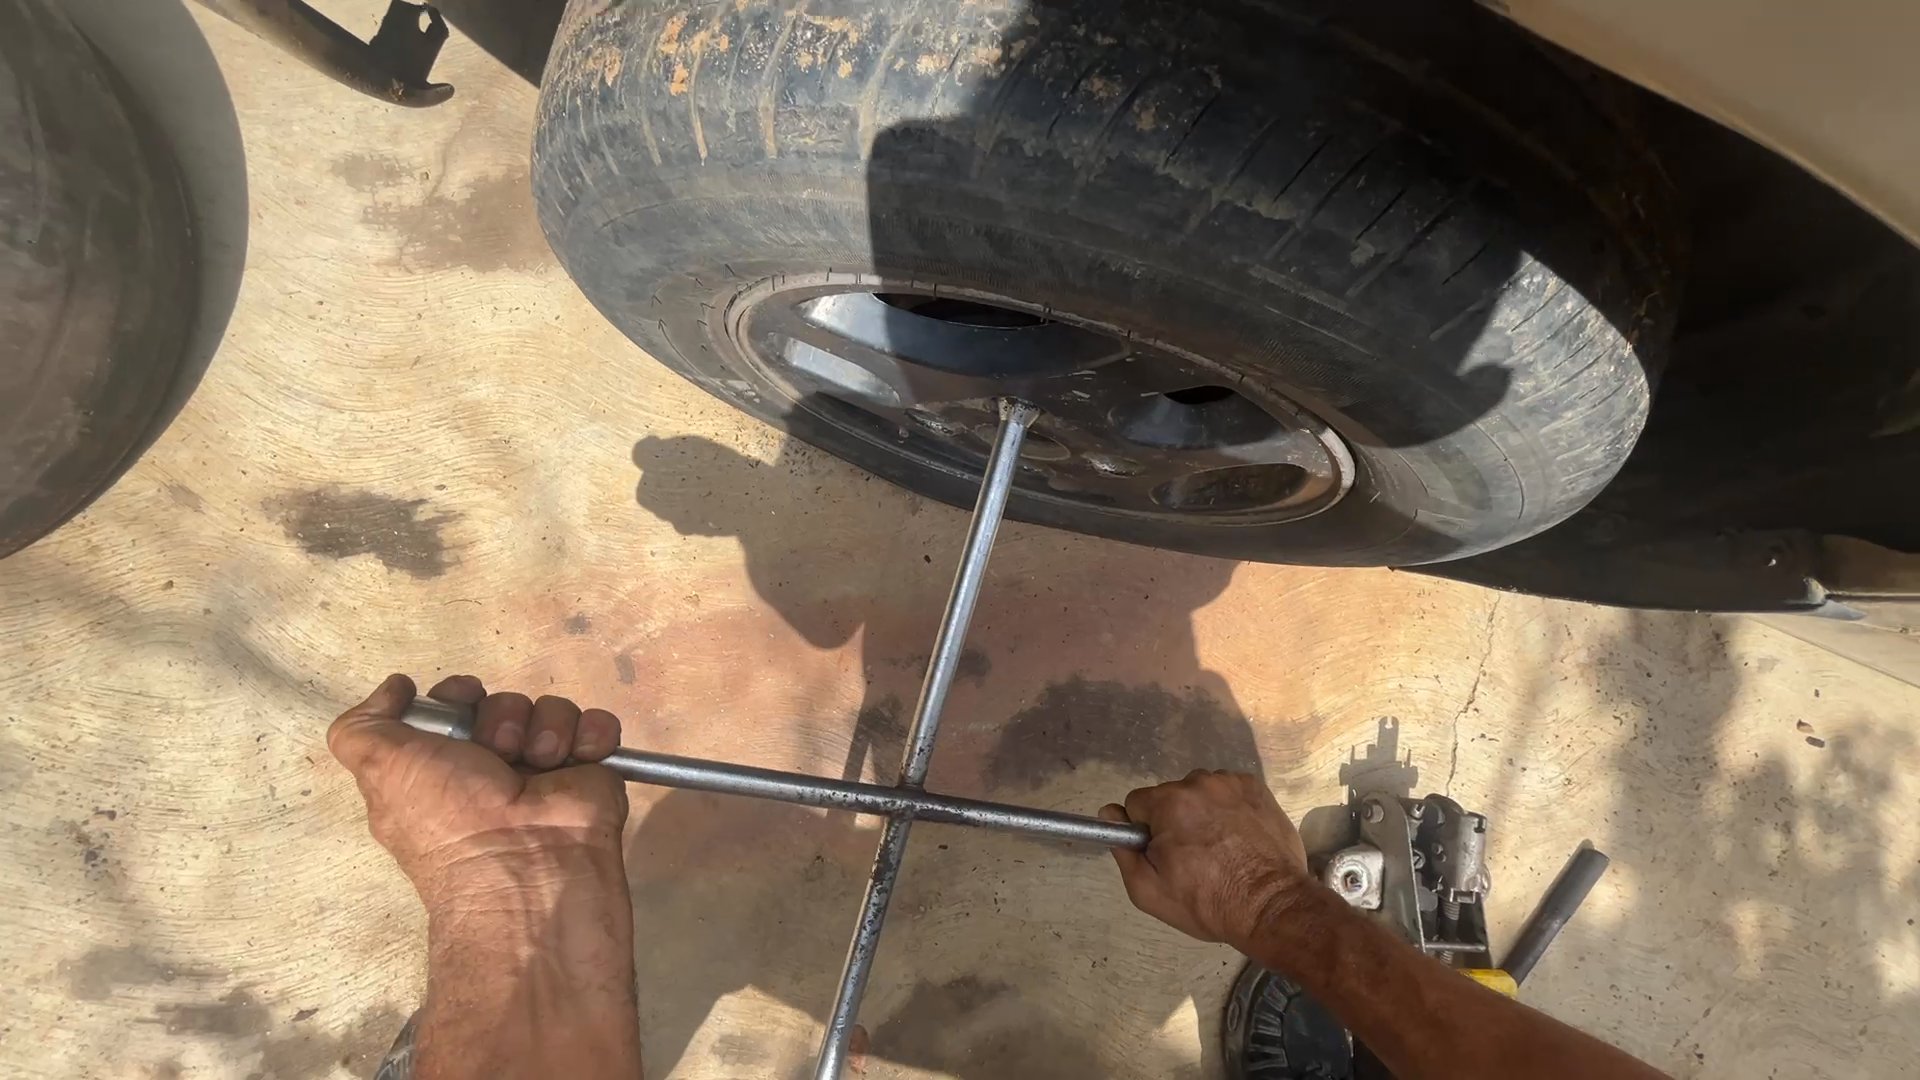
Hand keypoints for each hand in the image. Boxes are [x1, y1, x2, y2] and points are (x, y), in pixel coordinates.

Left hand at [327, 674, 629, 910]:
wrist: (529, 858)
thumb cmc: (450, 817)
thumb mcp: (384, 771)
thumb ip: (365, 726)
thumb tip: (395, 685)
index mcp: (446, 764)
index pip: (458, 703)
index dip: (461, 694)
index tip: (463, 705)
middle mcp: (496, 763)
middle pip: (505, 702)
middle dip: (503, 719)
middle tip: (499, 753)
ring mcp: (549, 763)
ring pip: (553, 708)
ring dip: (548, 730)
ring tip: (543, 764)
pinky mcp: (594, 765)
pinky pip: (599, 723)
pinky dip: (592, 735)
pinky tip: (581, 758)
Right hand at [1098, 770, 1311, 949]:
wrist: (1273, 908)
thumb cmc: (1207, 903)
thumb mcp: (1148, 891)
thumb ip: (1123, 850)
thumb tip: (1110, 814)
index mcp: (1168, 802)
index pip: (1137, 803)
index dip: (1146, 830)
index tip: (1163, 853)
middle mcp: (1197, 783)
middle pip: (1169, 796)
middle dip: (1174, 820)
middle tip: (1194, 857)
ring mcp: (1230, 782)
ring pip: (1199, 792)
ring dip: (1202, 812)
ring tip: (1221, 847)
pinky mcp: (1255, 786)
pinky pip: (1227, 790)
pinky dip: (1229, 807)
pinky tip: (1239, 835)